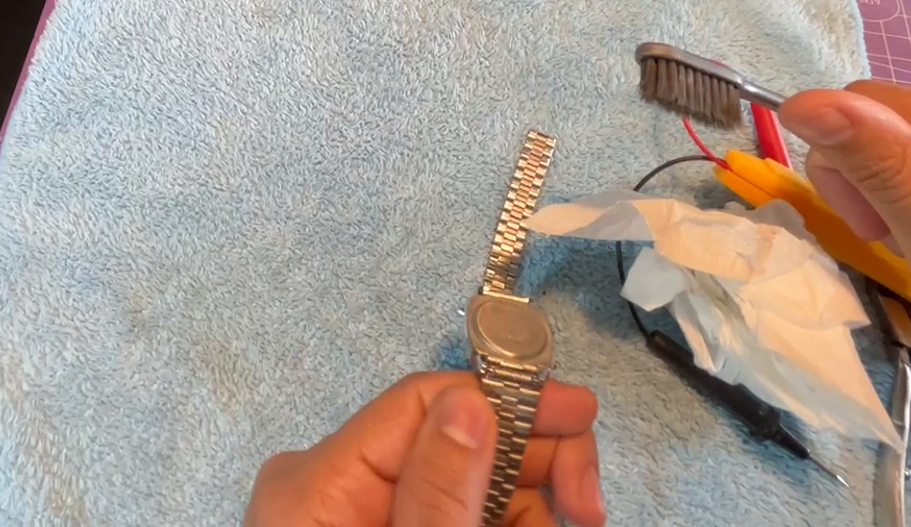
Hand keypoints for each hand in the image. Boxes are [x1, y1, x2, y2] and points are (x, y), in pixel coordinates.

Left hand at [243, 371, 606, 526]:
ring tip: (567, 525)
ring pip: (461, 485)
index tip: (581, 411)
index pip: (419, 404)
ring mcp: (357, 517)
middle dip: (527, 465)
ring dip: (526, 511)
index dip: (503, 396)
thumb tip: (472, 402)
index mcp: (321, 477)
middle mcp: (335, 485)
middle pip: (446, 439)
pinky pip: (449, 517)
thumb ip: (438, 494)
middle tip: (589, 510)